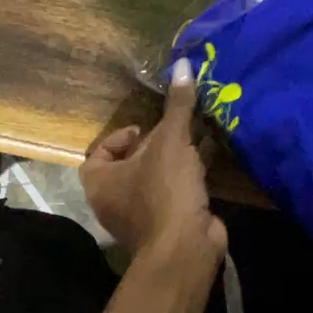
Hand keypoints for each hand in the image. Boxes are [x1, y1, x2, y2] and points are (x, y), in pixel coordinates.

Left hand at [80, 60, 226, 260]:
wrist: (185, 248)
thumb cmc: (164, 191)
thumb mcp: (171, 141)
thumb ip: (178, 105)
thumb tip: (181, 64)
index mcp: (101, 182)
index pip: (99, 153)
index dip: (119, 136)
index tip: (145, 125)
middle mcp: (116, 199)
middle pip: (131, 163)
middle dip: (155, 142)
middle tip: (178, 123)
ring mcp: (143, 213)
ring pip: (157, 175)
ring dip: (177, 155)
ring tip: (200, 131)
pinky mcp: (170, 220)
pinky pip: (177, 188)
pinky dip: (192, 171)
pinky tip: (213, 151)